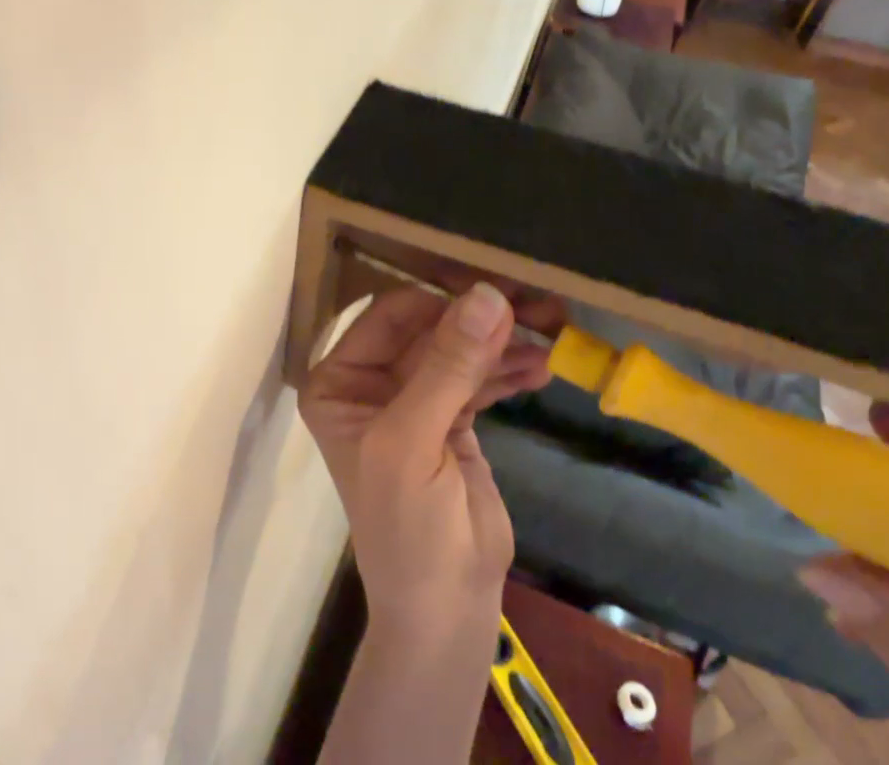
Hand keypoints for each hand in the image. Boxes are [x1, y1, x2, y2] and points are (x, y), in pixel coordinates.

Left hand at [300, 280, 559, 636]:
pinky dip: (509, 371)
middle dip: (479, 319)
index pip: (387, 318)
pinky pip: (481, 379)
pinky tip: (541, 367)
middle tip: (535, 305)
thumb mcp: (414, 441)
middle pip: (429, 330)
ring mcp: (414, 400)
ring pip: (460, 352)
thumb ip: (448, 367)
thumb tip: (486, 294)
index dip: (438, 300)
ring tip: (550, 331)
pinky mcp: (453, 419)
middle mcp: (370, 383)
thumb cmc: (406, 524)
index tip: (494, 288)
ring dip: (502, 343)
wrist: (445, 601)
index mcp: (338, 383)